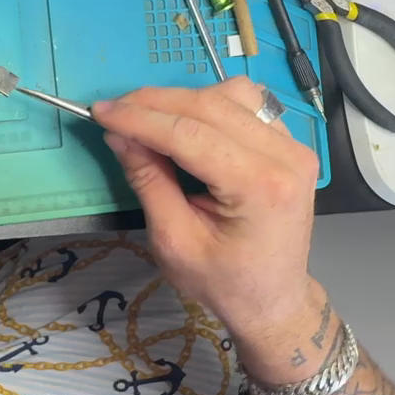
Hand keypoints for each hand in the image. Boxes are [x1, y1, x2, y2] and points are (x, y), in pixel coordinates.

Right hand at [95, 78, 323, 352]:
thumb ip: (148, 182)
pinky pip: (246, 105)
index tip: (100, 111)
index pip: (189, 134)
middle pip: (210, 105)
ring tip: (146, 118)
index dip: (139, 119)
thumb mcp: (173, 240)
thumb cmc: (222, 281)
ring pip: (230, 95)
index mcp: (258, 186)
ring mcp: (293, 146)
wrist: (272, 299)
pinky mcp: (290, 143)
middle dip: (154, 102)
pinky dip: (207, 106)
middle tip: (113, 109)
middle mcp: (284, 156)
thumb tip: (119, 135)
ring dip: (182, 100)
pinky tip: (182, 123)